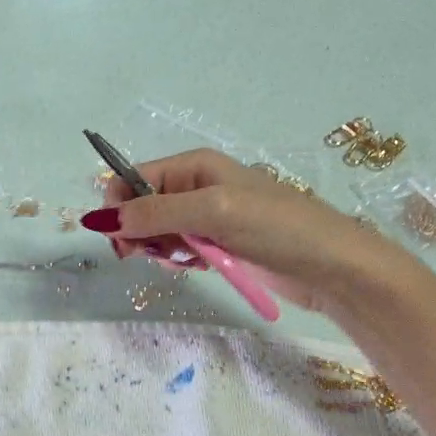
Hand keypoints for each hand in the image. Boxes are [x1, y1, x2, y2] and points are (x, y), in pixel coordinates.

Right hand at [81, 149, 419, 312]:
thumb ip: (154, 213)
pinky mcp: (219, 243)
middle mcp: (196, 186)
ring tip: (181, 262)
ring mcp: (208, 216)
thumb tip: (97, 220)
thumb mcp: (213, 213)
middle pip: (139, 205)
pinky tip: (194, 267)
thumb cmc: (278, 229)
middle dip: (135, 231)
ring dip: (157, 248)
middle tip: (145, 257)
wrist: (338, 269)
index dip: (117, 208)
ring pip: (155, 230)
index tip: (121, 241)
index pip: (131, 179)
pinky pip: (178, 247)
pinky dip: (177, 259)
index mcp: (194, 166)